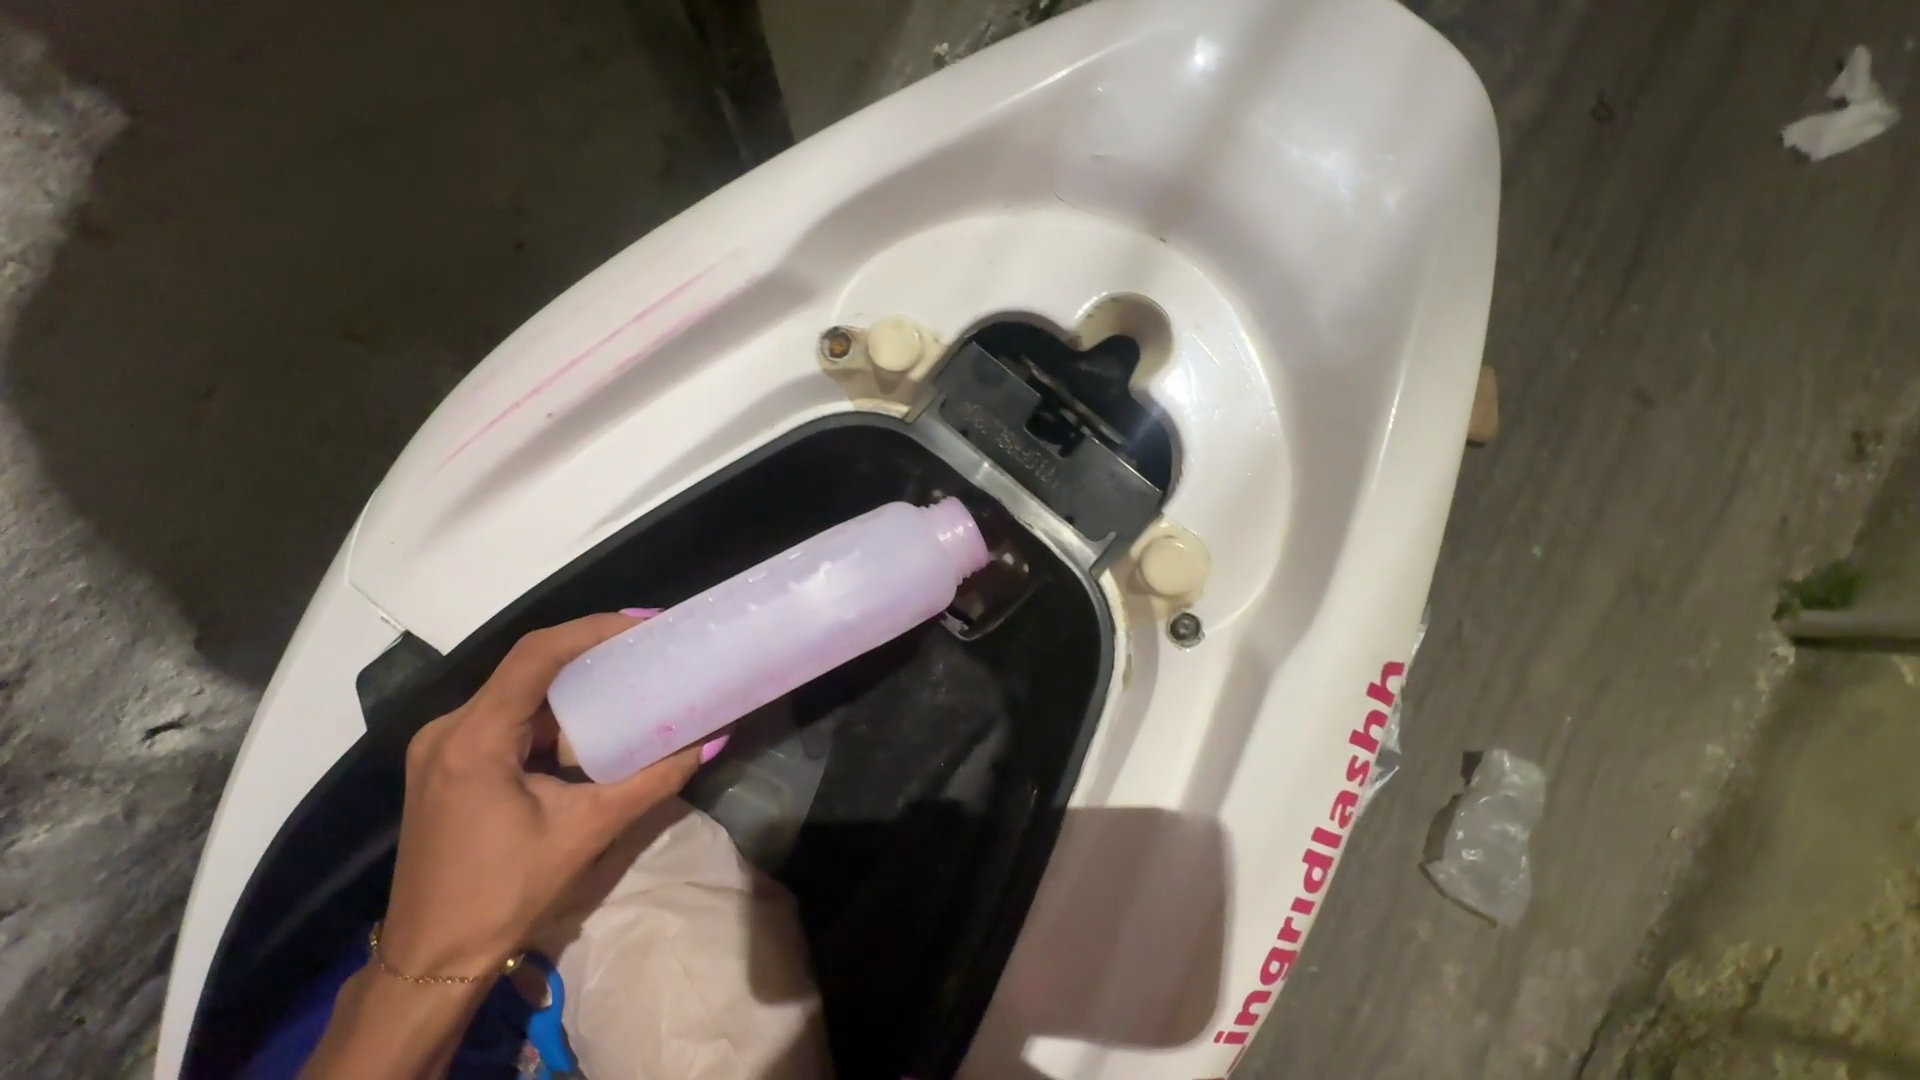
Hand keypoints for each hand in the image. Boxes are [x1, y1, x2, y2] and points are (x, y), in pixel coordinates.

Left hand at [378, 613, 702, 977]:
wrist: (431, 961)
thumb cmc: (505, 894)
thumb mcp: (588, 831)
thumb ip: (653, 780)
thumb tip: (710, 741)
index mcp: (475, 738)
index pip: (537, 656)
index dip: (592, 629)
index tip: (644, 624)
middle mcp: (449, 729)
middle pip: (527, 669)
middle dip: (591, 655)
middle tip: (648, 649)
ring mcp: (442, 747)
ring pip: (518, 695)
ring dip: (573, 689)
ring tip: (630, 681)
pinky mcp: (448, 766)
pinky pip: (506, 721)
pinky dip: (552, 719)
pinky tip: (591, 728)